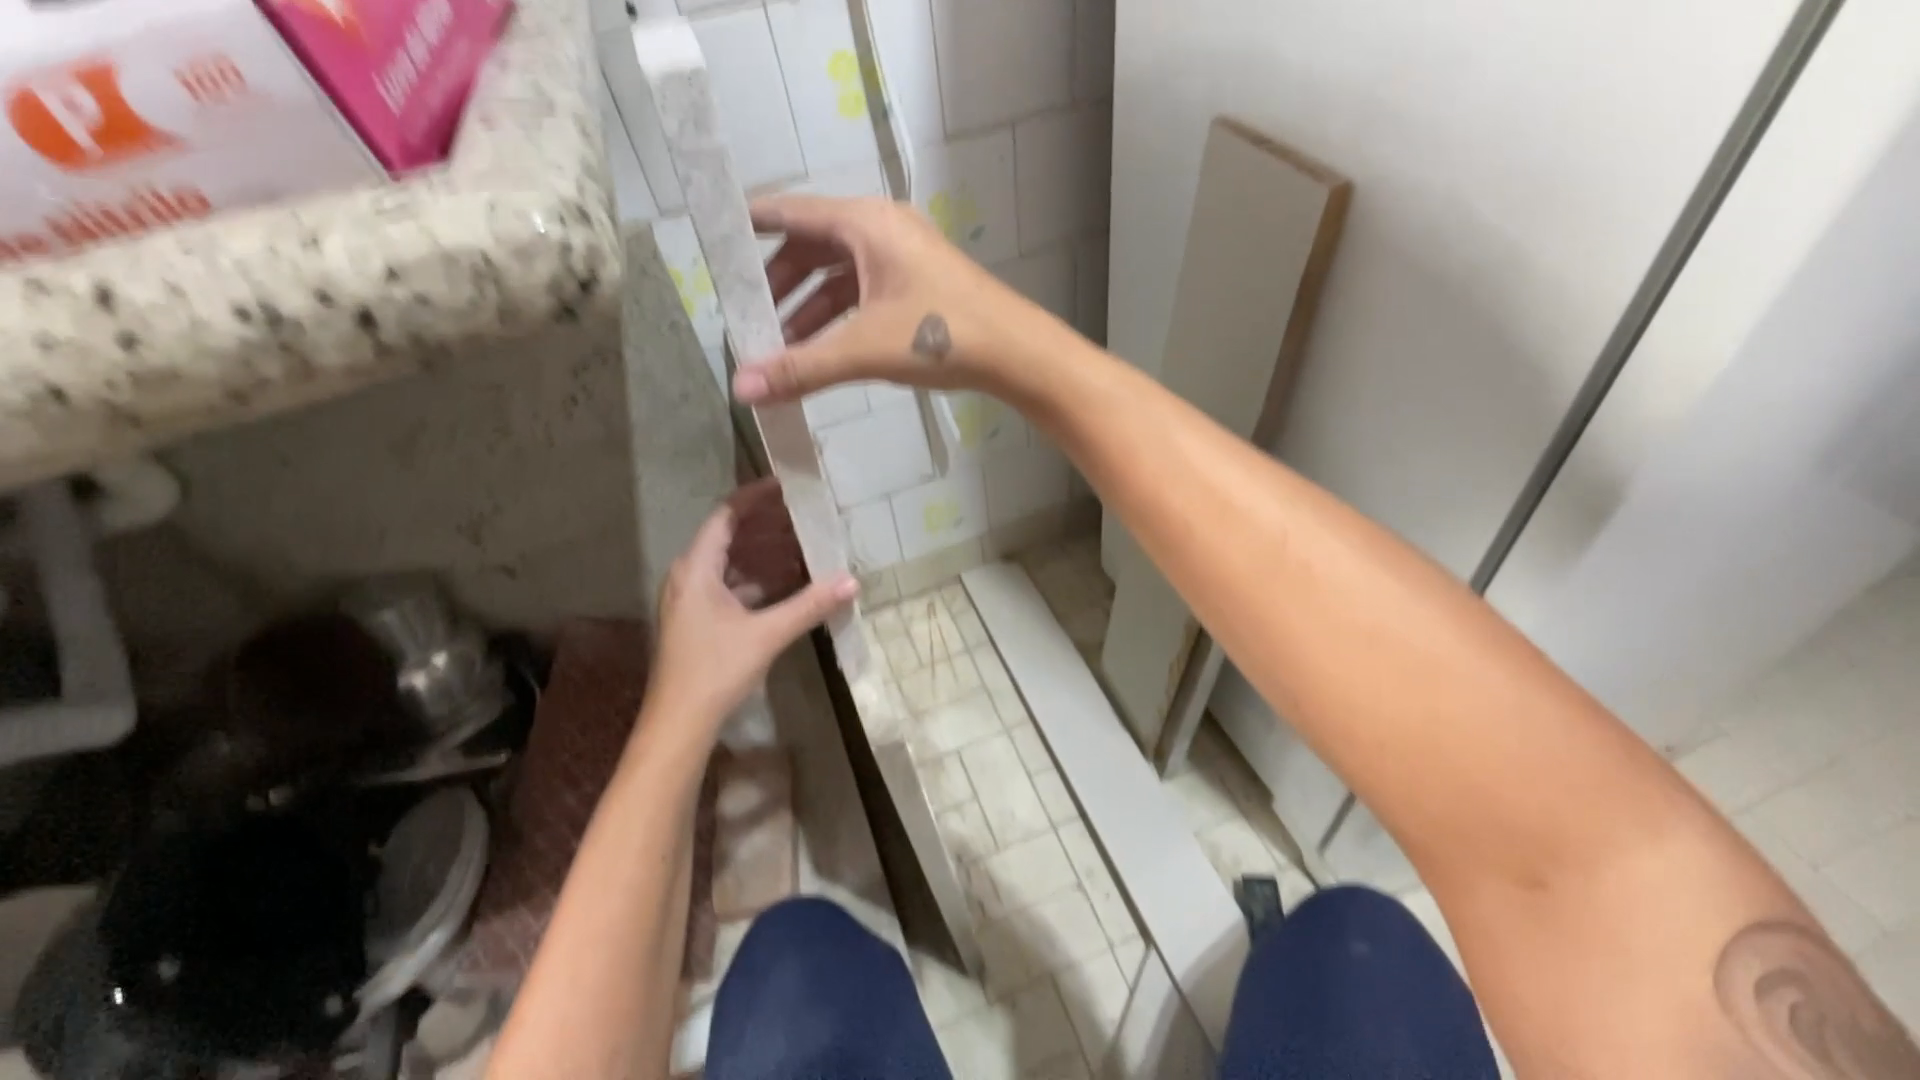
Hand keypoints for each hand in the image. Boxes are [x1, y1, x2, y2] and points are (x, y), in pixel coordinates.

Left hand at [647, 480, 858, 724]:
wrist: (679, 722)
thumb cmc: (715, 670)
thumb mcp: (766, 635)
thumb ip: (809, 606)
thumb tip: (852, 582)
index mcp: (696, 569)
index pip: (725, 516)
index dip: (755, 498)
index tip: (786, 486)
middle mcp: (689, 577)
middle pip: (729, 537)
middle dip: (767, 525)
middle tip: (806, 515)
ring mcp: (692, 600)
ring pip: (731, 563)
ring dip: (765, 553)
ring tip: (804, 544)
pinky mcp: (699, 621)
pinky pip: (731, 586)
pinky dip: (758, 579)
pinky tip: (788, 583)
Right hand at [733, 195, 1062, 404]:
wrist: (1017, 352)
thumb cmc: (942, 335)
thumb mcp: (864, 349)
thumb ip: (802, 368)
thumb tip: (741, 388)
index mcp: (864, 223)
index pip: (790, 212)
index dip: (749, 227)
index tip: (714, 242)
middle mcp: (880, 228)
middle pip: (811, 244)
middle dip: (777, 282)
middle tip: (747, 316)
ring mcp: (901, 254)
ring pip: (836, 272)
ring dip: (807, 305)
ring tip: (780, 344)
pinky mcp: (914, 282)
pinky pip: (860, 290)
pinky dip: (836, 315)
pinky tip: (820, 348)